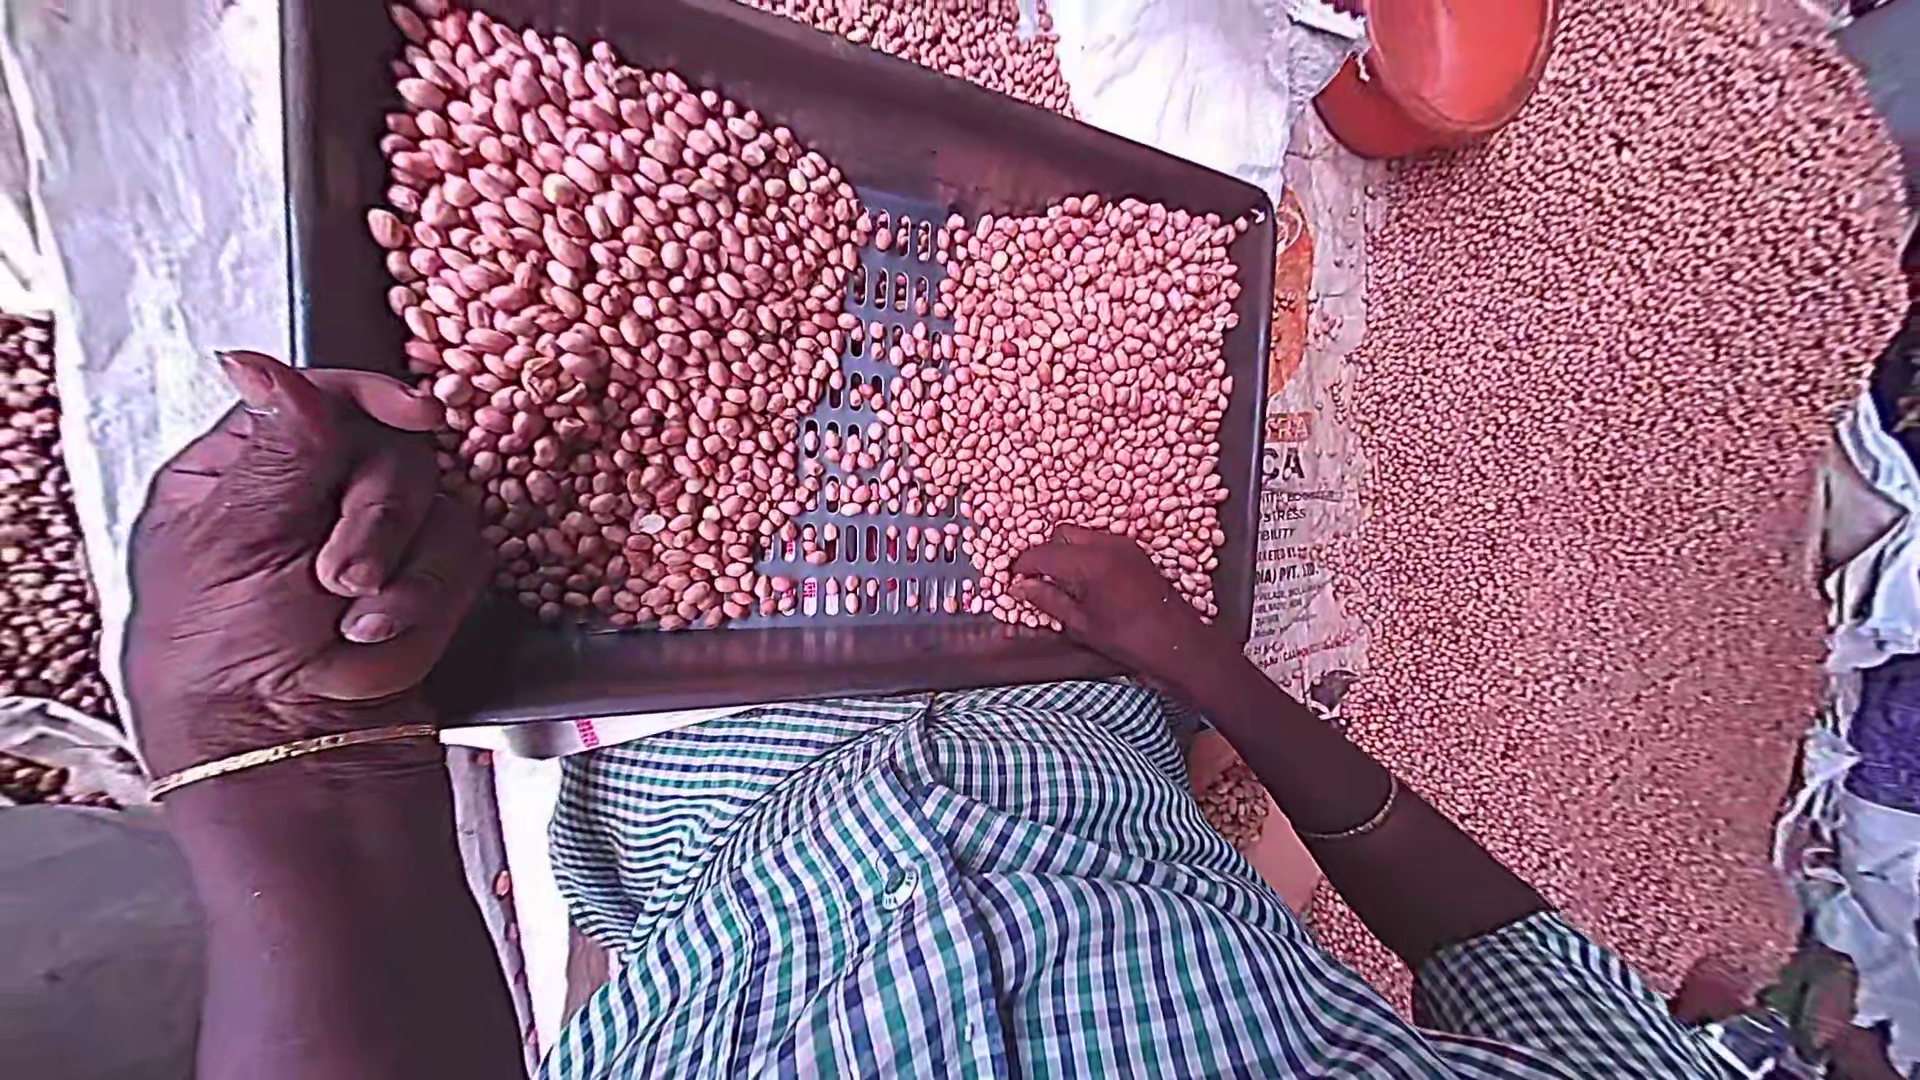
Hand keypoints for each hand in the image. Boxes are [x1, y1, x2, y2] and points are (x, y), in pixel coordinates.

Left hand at [126, 351, 486, 777]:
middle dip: (381, 518)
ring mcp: (399, 527)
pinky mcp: (445, 563)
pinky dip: (430, 594)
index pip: (331, 400)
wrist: (299, 722)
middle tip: (341, 576)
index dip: (377, 399)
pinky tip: (385, 626)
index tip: (418, 415)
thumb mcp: (236, 543)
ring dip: (406, 569)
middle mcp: (337, 489)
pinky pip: (467, 554)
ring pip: (445, 507)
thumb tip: (261, 365)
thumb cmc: (231, 642)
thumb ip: (277, 456)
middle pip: (401, 455)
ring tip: (358, 617)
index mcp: (261, 467)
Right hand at [1011, 524, 1236, 691]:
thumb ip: (1047, 600)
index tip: (1013, 580)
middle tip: (1037, 581)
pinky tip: (1086, 582)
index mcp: (1088, 562)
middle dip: (1045, 554)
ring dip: (1066, 553)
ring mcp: (1123, 545)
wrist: (1179, 643)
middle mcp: (1106, 544)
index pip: (1042, 553)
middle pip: (1061, 534)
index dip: (1023, 566)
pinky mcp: (1135, 552)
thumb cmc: (1128, 639)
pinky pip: (1100, 542)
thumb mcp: (1080, 624)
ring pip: (1081, 535)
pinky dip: (1085, 554)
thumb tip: (1019, 587)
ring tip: (1062, 584)